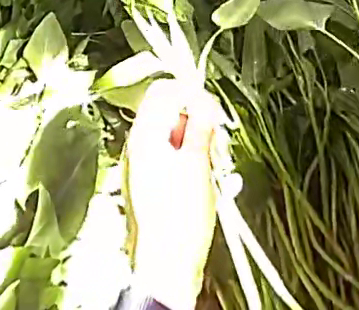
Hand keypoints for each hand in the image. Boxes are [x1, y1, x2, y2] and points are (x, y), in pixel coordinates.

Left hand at [124, 80, 220, 309]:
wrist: (166, 268)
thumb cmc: (178, 219)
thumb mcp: (197, 164)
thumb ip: (200, 126)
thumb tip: (204, 100)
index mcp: (145, 135)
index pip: (163, 91)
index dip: (190, 92)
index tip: (212, 106)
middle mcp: (139, 146)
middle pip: (170, 113)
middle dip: (199, 122)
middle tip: (218, 139)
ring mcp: (144, 165)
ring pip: (175, 136)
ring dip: (199, 143)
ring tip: (216, 164)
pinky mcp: (152, 184)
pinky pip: (173, 157)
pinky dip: (192, 160)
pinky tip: (209, 179)